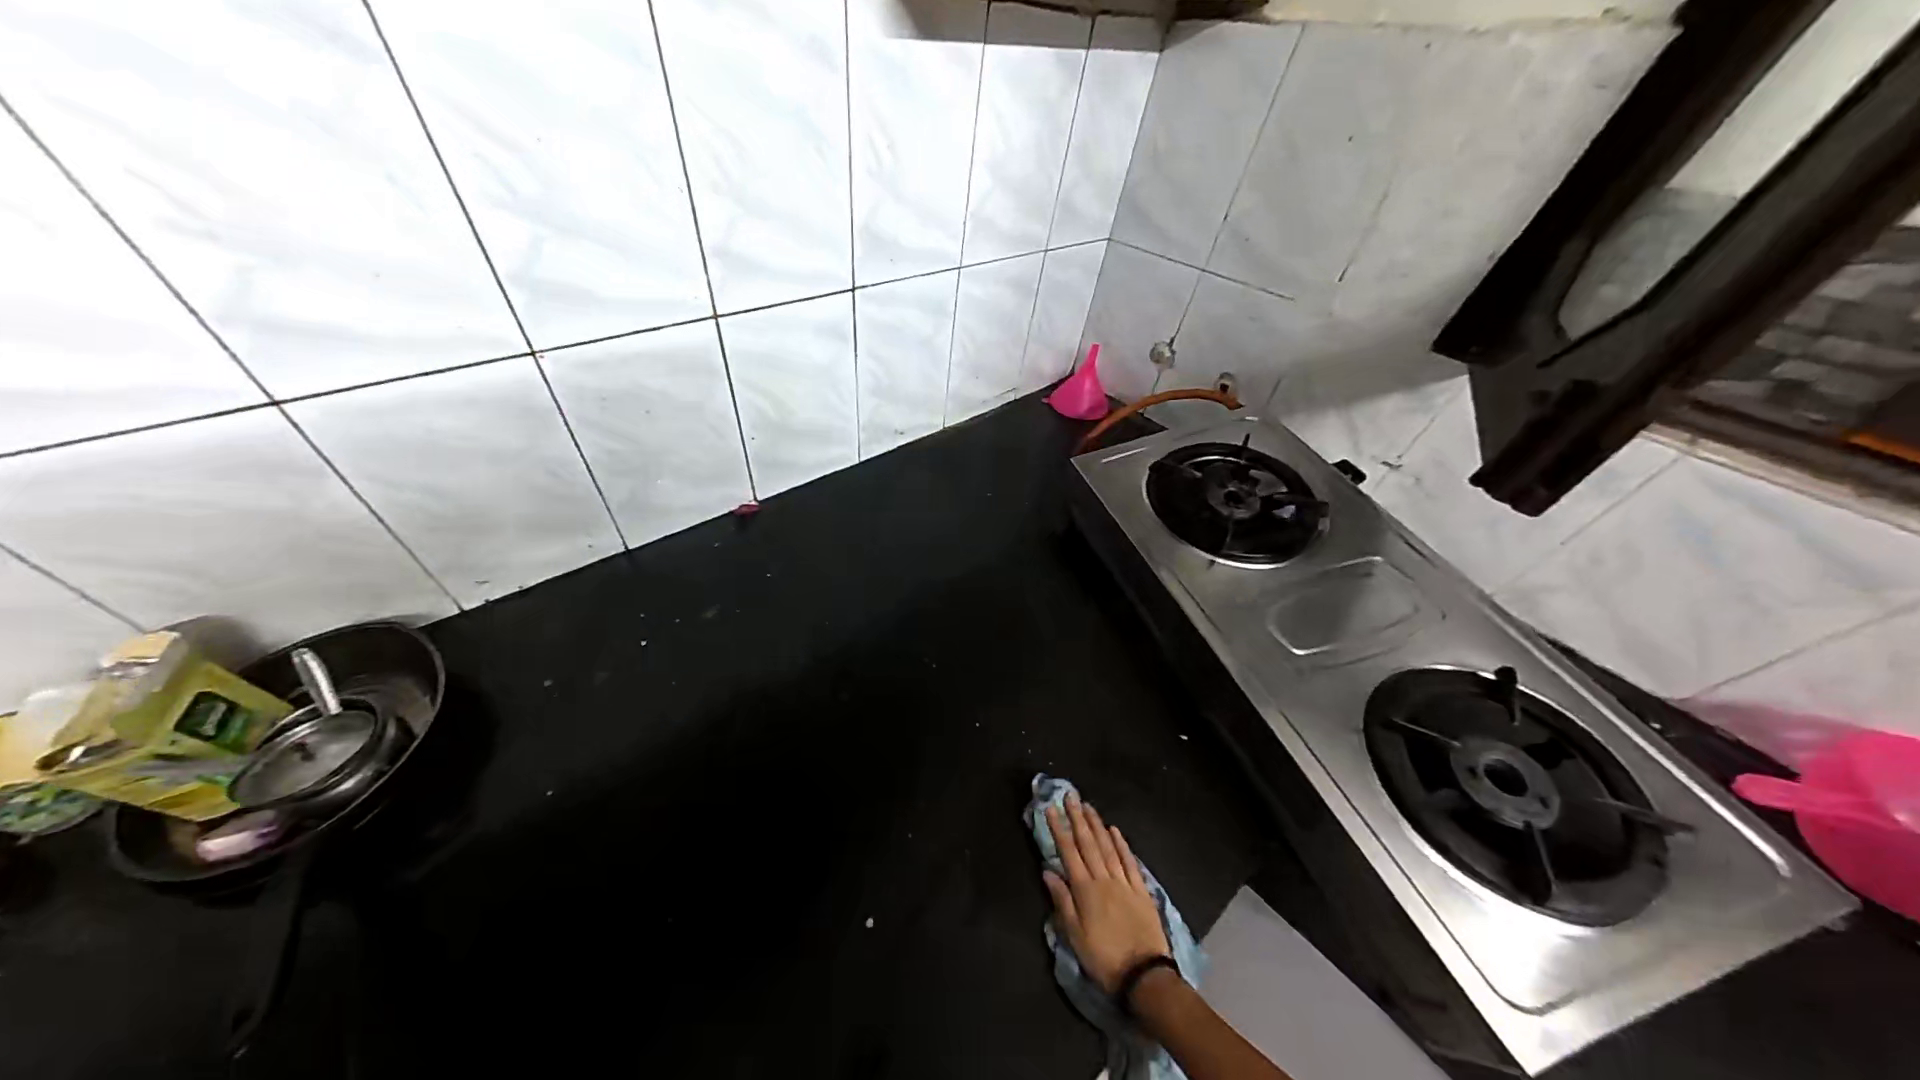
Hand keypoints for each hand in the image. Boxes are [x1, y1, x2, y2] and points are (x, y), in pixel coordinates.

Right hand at [1042, 791, 1170, 993]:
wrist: (1144, 975)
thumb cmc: (1103, 958)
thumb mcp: (1074, 935)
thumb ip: (1062, 901)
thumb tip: (1048, 871)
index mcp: (1085, 890)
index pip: (1068, 852)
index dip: (1058, 829)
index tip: (1051, 809)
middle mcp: (1103, 879)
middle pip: (1088, 843)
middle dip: (1077, 818)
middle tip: (1071, 796)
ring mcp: (1124, 883)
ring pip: (1108, 848)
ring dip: (1097, 825)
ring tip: (1088, 807)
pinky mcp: (1141, 891)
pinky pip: (1130, 862)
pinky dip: (1121, 845)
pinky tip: (1115, 831)